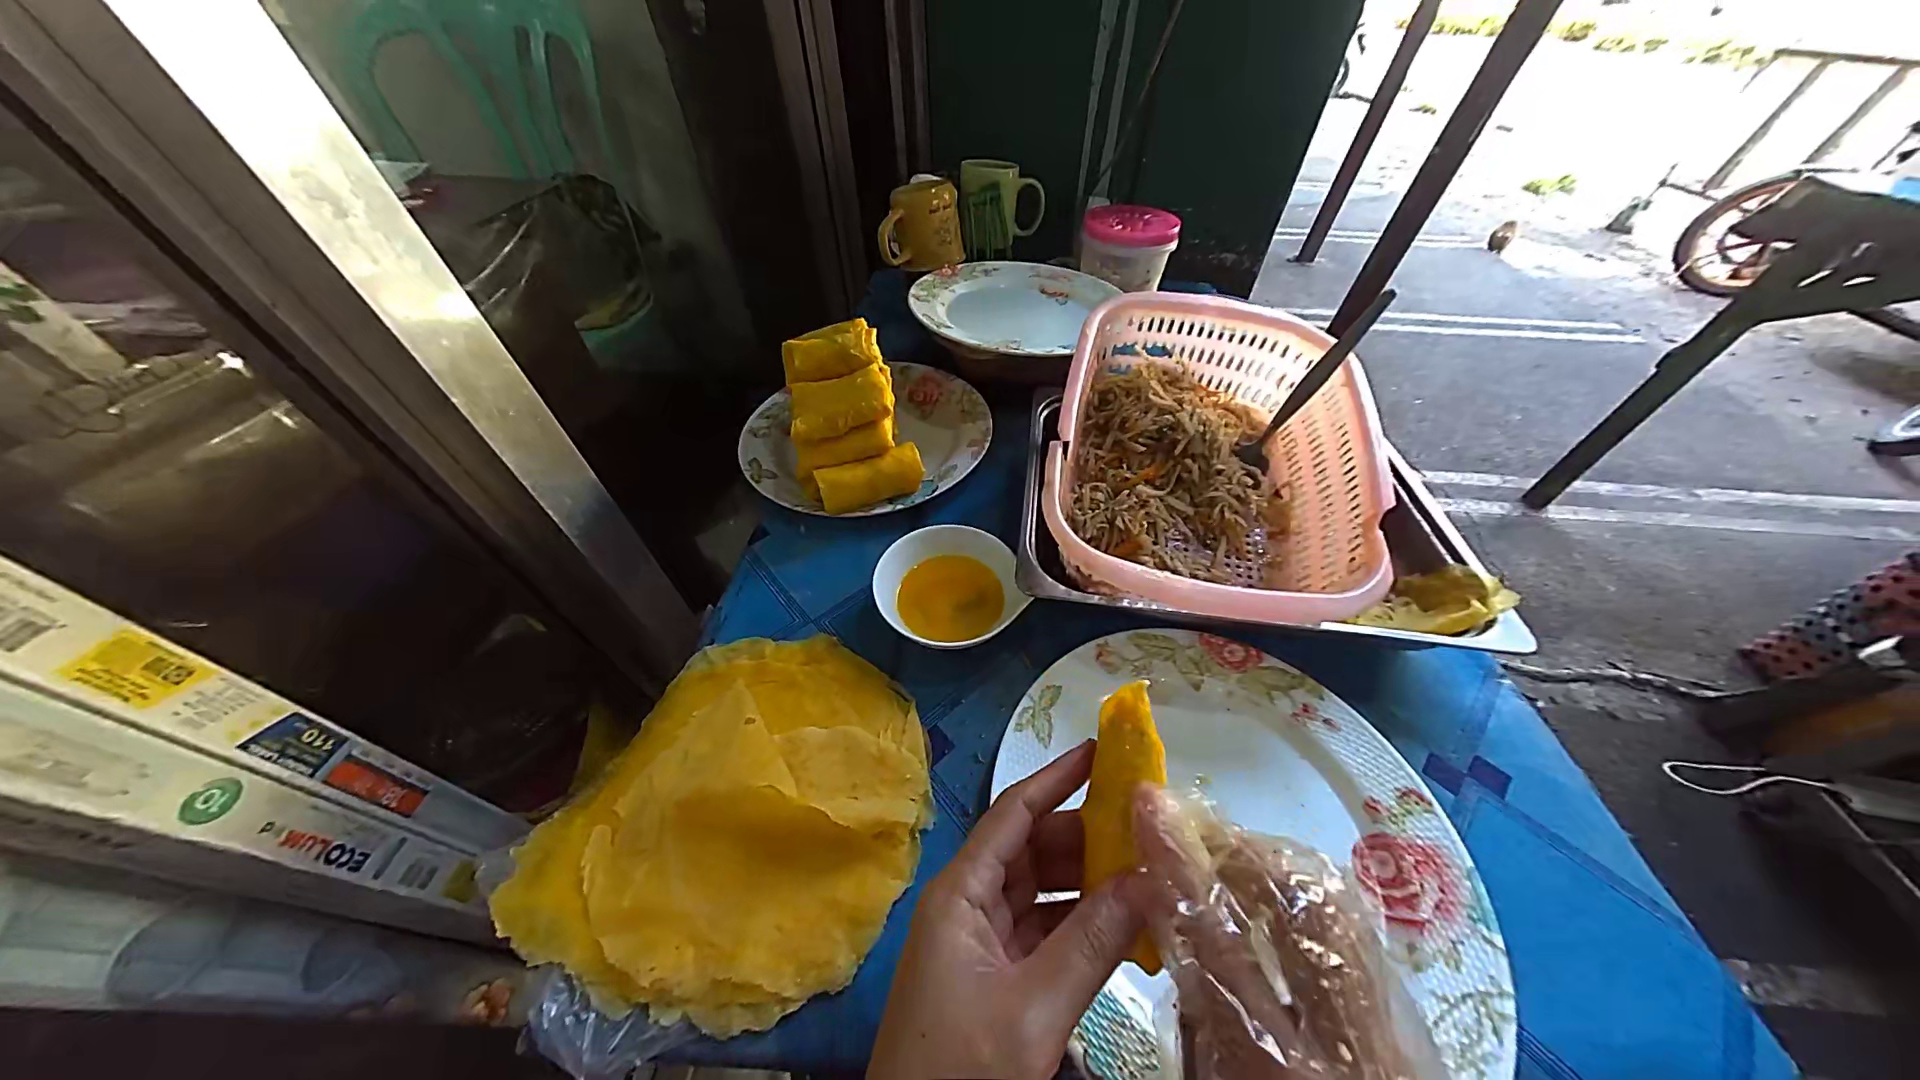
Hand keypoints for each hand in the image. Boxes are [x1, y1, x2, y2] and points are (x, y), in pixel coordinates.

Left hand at [869, 740, 1144, 1079]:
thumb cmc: (962, 1066)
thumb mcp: (1033, 1008)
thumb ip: (1092, 944)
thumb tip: (1148, 880)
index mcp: (961, 890)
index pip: (1013, 813)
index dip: (1056, 778)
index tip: (1100, 753)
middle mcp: (969, 901)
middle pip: (1031, 849)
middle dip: (1084, 835)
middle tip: (1140, 826)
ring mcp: (982, 938)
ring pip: (1041, 889)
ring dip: (1087, 882)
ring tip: (1142, 871)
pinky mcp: (995, 973)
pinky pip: (1043, 929)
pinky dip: (1080, 924)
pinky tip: (1121, 925)